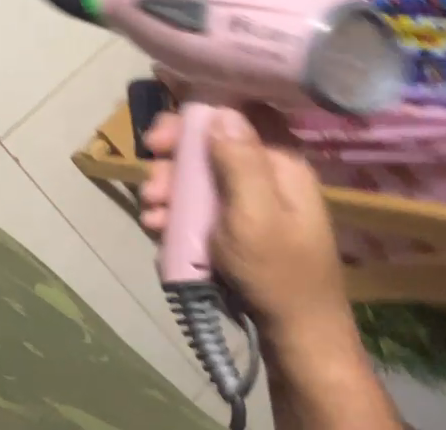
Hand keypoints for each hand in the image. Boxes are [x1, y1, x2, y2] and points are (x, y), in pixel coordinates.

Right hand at [140, 106, 351, 343]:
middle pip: (204, 143)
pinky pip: (191, 202)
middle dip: (171, 158)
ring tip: (153, 214)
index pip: (235, 114)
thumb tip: (222, 110)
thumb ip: (240, 161)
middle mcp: (263, 174)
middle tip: (151, 175)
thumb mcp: (256, 215)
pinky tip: (158, 227)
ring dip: (164, 188)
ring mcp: (244, 199)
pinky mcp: (228, 222)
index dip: (195, 115)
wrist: (294, 335)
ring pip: (191, 173)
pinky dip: (170, 211)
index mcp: (279, 164)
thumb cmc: (277, 272)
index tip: (163, 136)